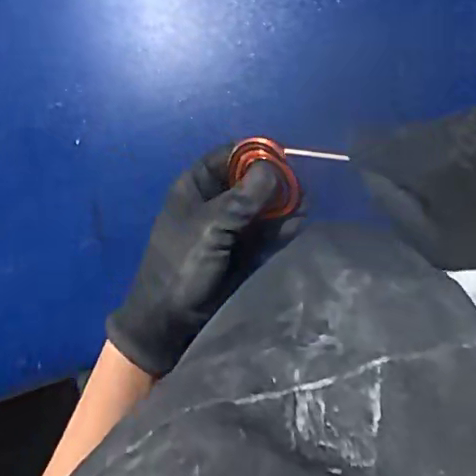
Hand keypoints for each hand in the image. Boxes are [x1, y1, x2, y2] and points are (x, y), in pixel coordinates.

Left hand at [107, 146, 283, 376]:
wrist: (170, 321)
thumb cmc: (180, 265)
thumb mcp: (209, 227)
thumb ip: (241, 199)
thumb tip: (272, 168)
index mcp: (196, 185)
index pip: (229, 156)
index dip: (255, 154)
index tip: (285, 158)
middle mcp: (216, 200)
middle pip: (251, 180)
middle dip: (276, 182)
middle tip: (301, 190)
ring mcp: (231, 227)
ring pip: (264, 206)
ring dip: (285, 205)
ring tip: (304, 208)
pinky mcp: (246, 252)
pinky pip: (269, 232)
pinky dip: (285, 227)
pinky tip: (300, 226)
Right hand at [351, 107, 475, 285]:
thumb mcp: (428, 240)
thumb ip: (387, 198)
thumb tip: (365, 168)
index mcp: (435, 160)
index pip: (368, 142)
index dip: (366, 161)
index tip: (377, 181)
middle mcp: (453, 129)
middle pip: (395, 133)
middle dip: (397, 157)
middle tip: (417, 189)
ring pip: (421, 129)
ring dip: (422, 150)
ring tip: (445, 181)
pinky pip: (447, 126)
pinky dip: (446, 144)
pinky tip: (465, 168)